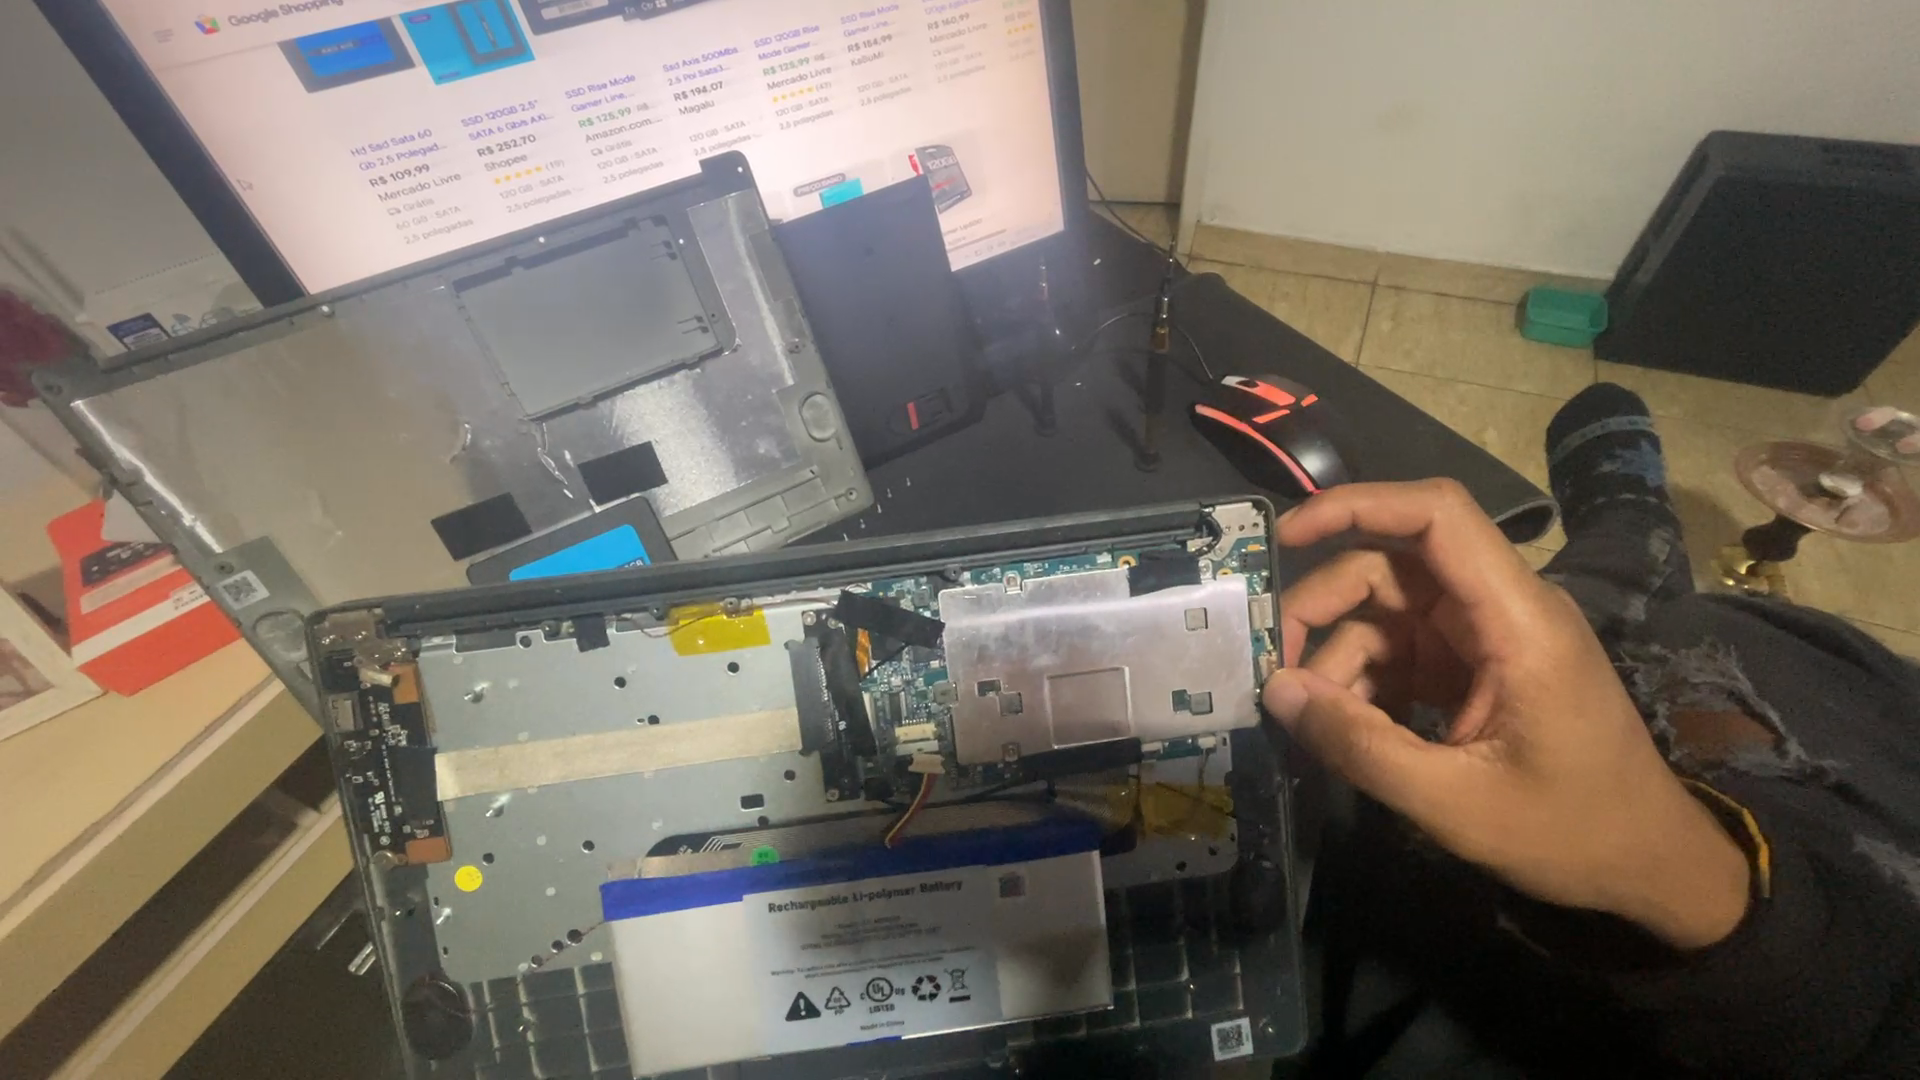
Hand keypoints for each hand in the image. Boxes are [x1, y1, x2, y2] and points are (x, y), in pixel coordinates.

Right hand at [1263, 480, 1749, 949]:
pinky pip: (1390, 648)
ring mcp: (1479, 635)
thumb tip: (1276, 690)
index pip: (1437, 516)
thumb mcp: (1455, 803)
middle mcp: (1496, 608)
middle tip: (1278, 664)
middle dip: (1320, 607)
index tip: (1286, 536)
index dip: (1357, 506)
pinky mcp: (1465, 662)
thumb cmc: (1572, 833)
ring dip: (1334, 655)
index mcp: (1517, 620)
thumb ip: (1359, 746)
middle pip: (1386, 566)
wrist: (1649, 867)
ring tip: (1314, 717)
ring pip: (1378, 610)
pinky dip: (1356, 679)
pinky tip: (1346, 725)